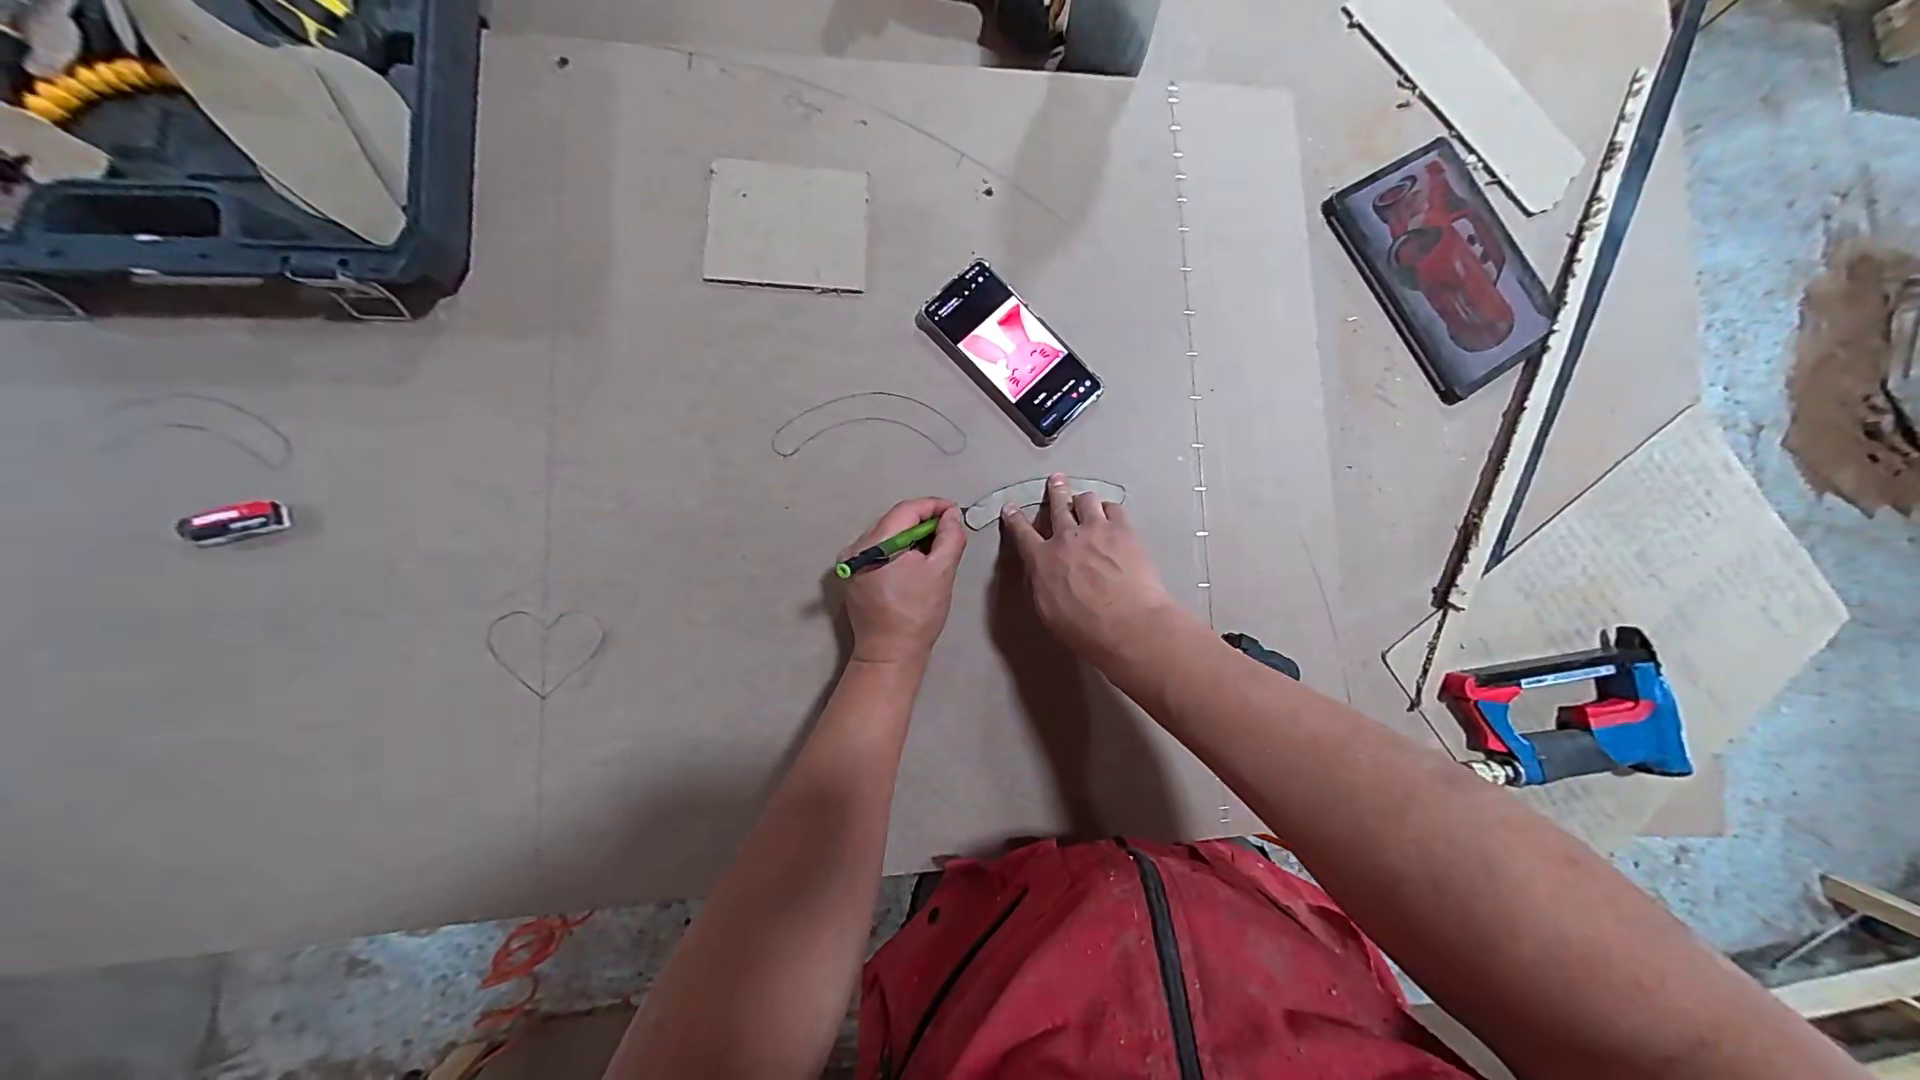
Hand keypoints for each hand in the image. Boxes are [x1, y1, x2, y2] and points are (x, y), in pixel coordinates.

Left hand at [840, 498, 966, 666]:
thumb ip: (950, 537)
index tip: (954, 510)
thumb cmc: (917, 614)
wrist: (889, 654)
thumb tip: (951, 515)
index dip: (933, 506)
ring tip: (936, 546)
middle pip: (894, 521)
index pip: (905, 510)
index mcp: (875, 544)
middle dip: (923, 521)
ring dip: (912, 536)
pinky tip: (917, 561)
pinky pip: (880, 551)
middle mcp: (856, 548)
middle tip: (949, 529)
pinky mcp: (854, 576)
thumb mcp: (941, 571)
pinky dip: (900, 550)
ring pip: (888, 535)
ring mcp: (852, 563)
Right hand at [999, 474, 1178, 668]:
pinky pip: (1113, 508)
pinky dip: (1108, 509)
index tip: (1011, 508)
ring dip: (1083, 499)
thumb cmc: (1084, 628)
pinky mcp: (1122, 531)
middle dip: (1055, 491)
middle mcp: (1066, 538)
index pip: (1022, 533)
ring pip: (1085, 500)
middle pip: (1058, 505)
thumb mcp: (1047, 611)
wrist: (1127, 624)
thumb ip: (1042, 584)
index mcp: (1042, 560)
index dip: (1014, 519)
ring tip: (1085, 499)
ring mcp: (1095, 530)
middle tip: (1056, 480)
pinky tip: (1110, 513)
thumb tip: (1042, 573)